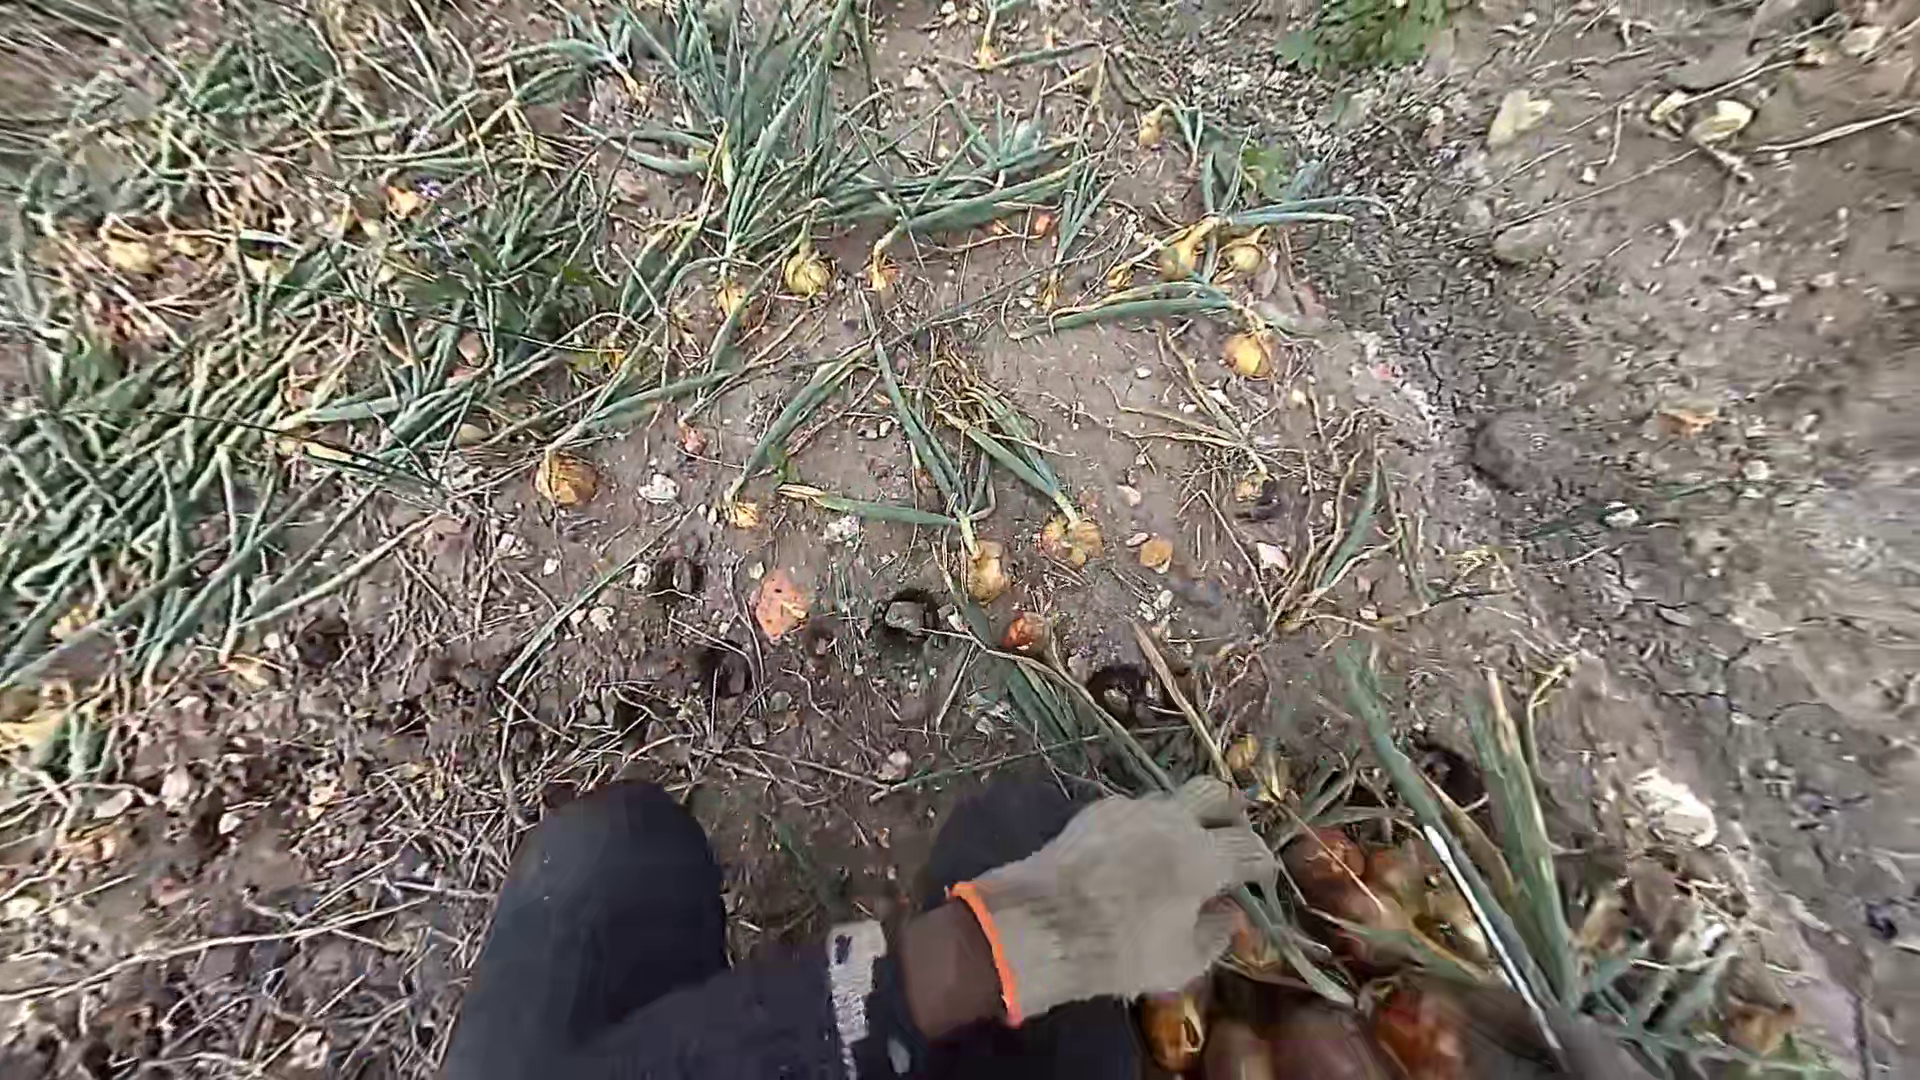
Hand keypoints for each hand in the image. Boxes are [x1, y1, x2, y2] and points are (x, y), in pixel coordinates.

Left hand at [949, 777, 1276, 1023]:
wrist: (1049, 918)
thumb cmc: (1123, 948)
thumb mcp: (1184, 960)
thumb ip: (1217, 931)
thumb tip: (1231, 911)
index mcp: (1204, 855)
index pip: (1250, 846)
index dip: (1262, 861)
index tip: (1261, 875)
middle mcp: (1172, 818)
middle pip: (1213, 790)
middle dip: (1230, 808)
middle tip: (1231, 830)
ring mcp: (1132, 805)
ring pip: (1171, 798)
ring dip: (1183, 817)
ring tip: (1177, 847)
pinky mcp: (1099, 806)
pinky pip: (1134, 810)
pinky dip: (1146, 825)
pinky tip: (1135, 850)